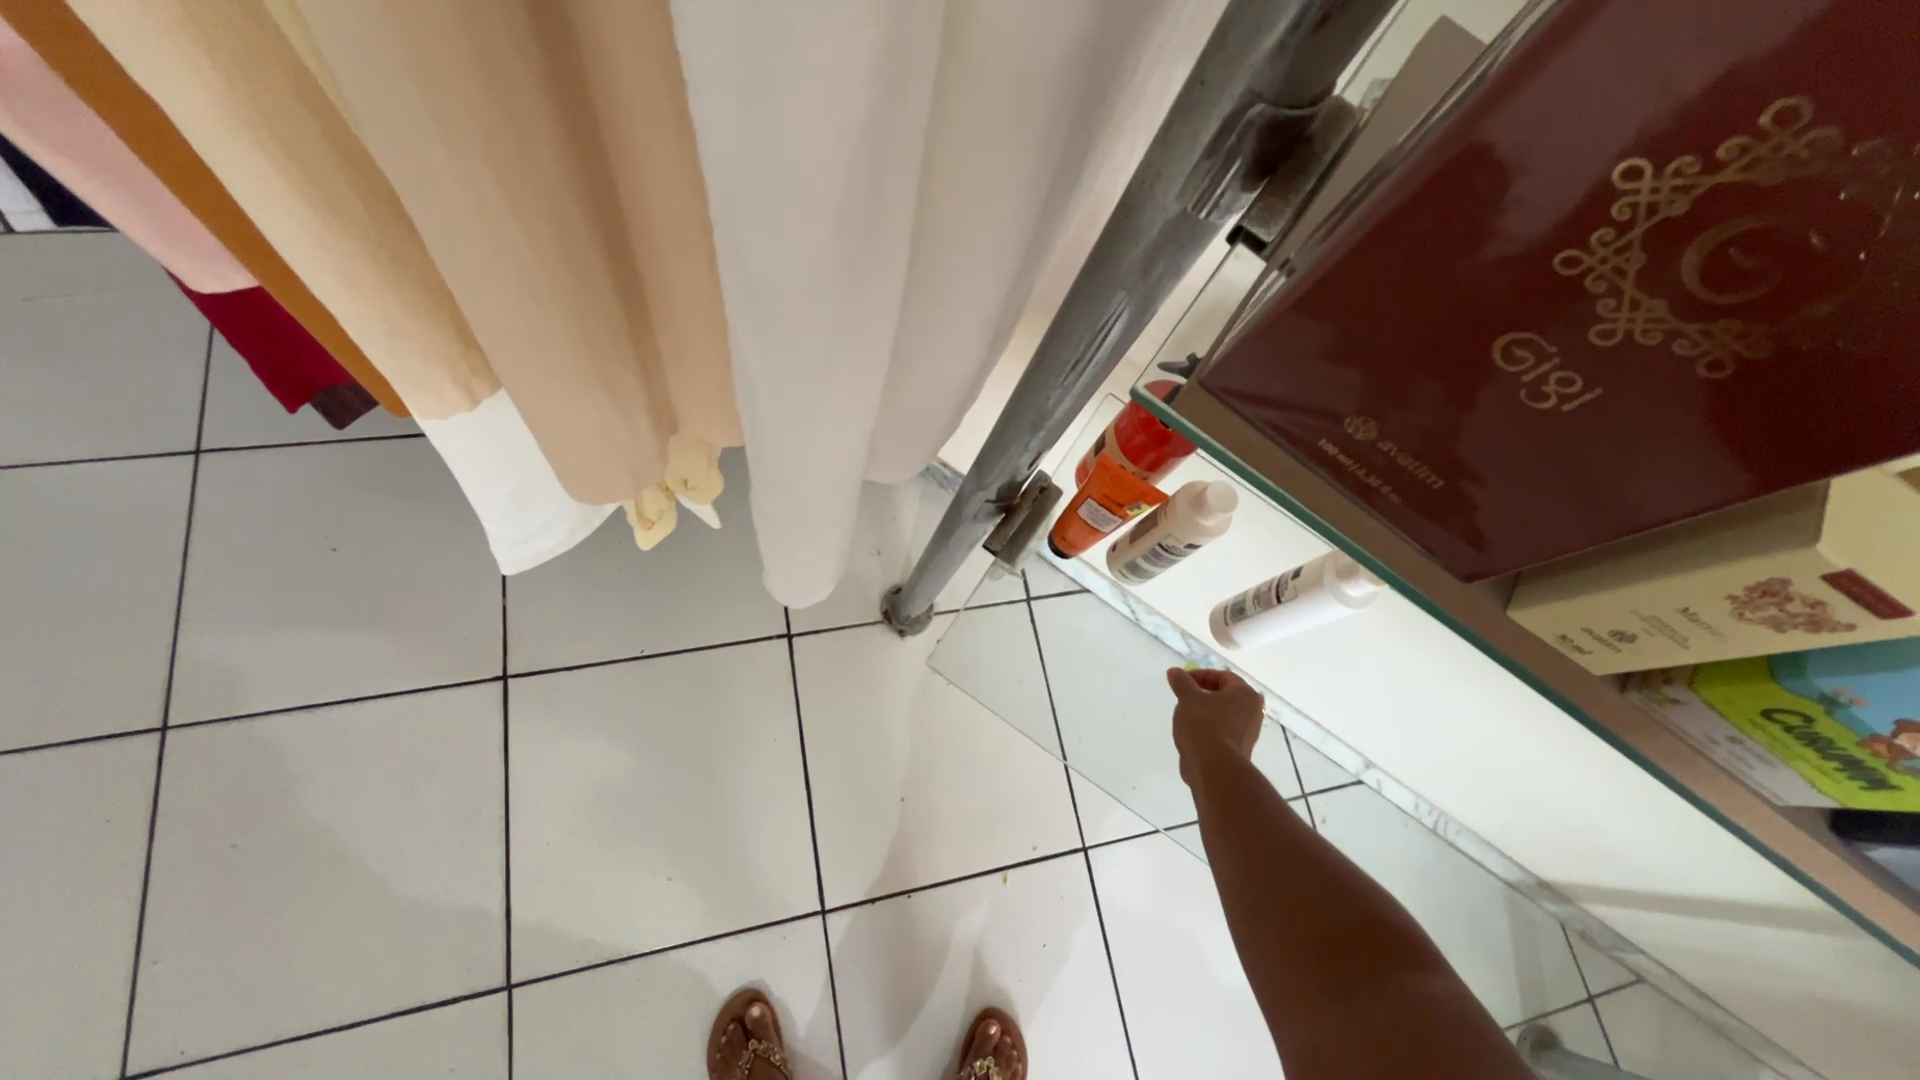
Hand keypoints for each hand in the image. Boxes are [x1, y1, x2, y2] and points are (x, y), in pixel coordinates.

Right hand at [1167, 667, 1262, 786]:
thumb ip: (1182, 682)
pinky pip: (1221, 733)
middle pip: (1224, 697)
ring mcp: (1248, 734)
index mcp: (1246, 694)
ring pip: (1222, 716)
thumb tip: (1175, 672)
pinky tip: (1191, 735)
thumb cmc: (1204, 724)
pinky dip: (1207, 730)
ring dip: (1203, 714)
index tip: (1181, 682)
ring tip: (1184, 717)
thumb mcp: (1188, 698)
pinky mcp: (1238, 751)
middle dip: (1202, 696)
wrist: (1213, 767)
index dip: (1199, 676)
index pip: (1223, 676)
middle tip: (1183, 698)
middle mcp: (1253, 712)